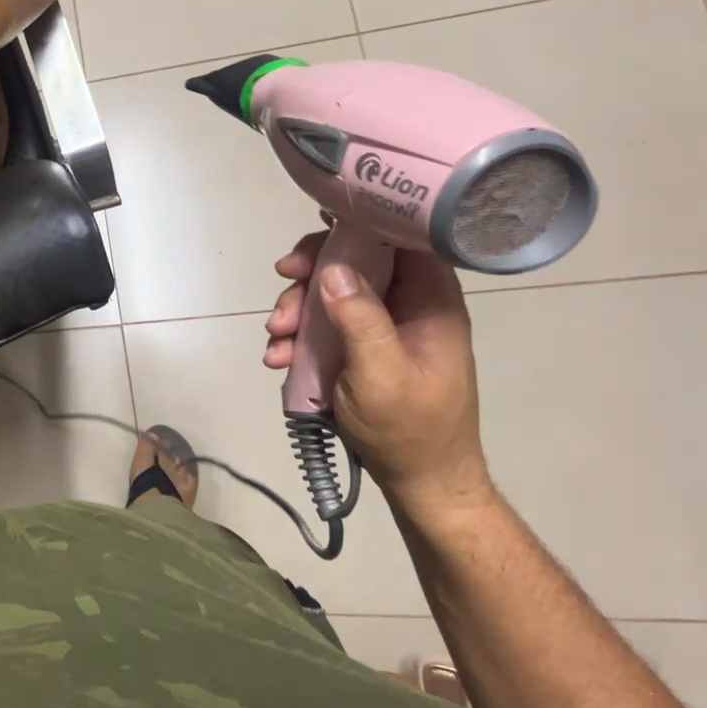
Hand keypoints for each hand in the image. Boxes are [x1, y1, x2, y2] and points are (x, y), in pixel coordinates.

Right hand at [264, 228, 492, 514]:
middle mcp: (407, 307)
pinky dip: (296, 338)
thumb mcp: (383, 374)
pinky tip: (278, 358)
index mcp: (430, 303)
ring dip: (295, 310)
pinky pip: (321, 327)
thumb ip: (360, 319)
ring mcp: (381, 329)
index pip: (403, 240)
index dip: (363, 224)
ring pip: (330, 294)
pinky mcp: (358, 349)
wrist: (419, 483)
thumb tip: (334, 269)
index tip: (320, 225)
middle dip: (312, 273)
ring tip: (276, 340)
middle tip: (281, 282)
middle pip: (355, 263)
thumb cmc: (410, 429)